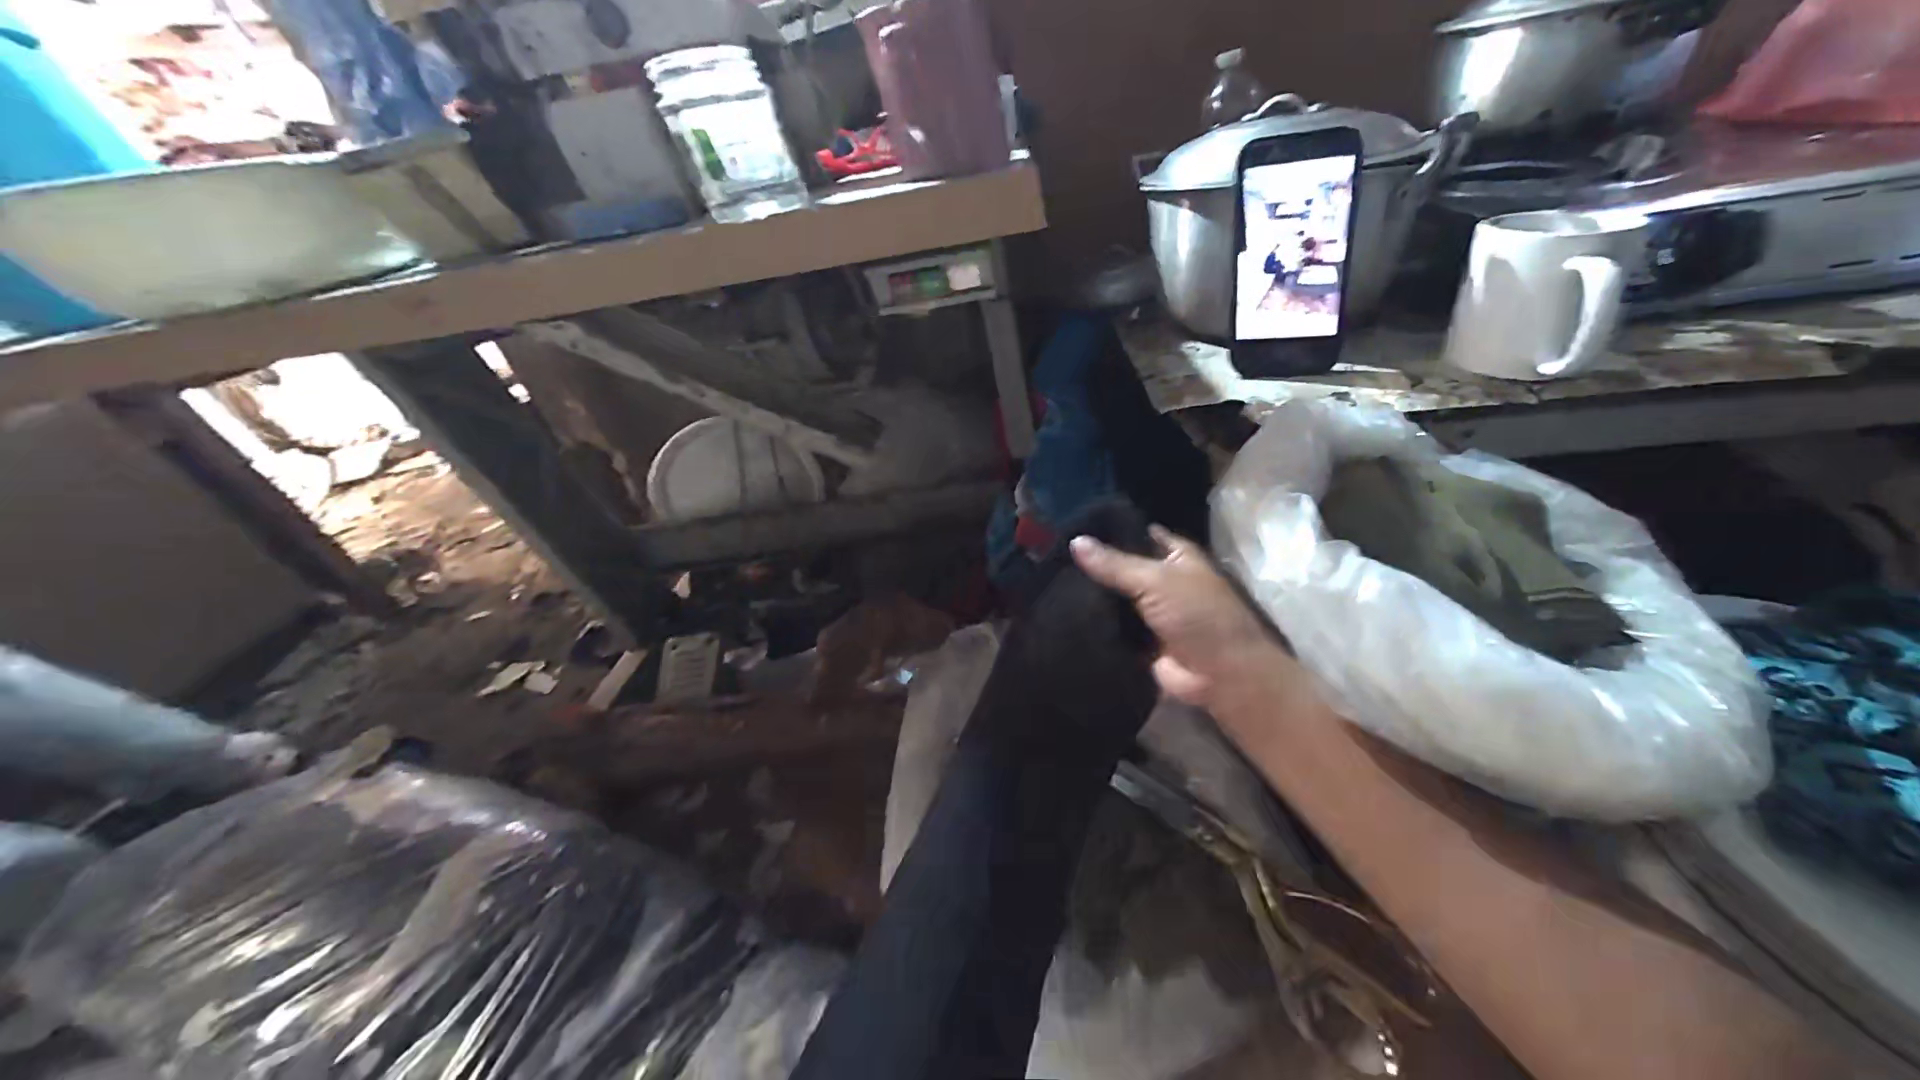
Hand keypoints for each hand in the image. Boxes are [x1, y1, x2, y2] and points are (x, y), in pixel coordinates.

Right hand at [1070, 525, 1290, 708]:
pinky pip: (1112, 628)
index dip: (1108, 533)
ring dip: (1092, 598)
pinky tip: (1063, 615)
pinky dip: (1095, 625)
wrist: (1220, 676)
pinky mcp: (1140, 642)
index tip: (1070, 530)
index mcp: (1175, 556)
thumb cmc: (1198, 616)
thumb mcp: (1155, 580)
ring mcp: (1150, 613)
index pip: (1137, 535)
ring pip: (1114, 599)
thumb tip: (1074, 541)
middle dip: (1093, 568)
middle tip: (1052, 559)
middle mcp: (1163, 581)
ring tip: (1049, 583)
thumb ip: (1114, 564)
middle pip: (1121, 569)